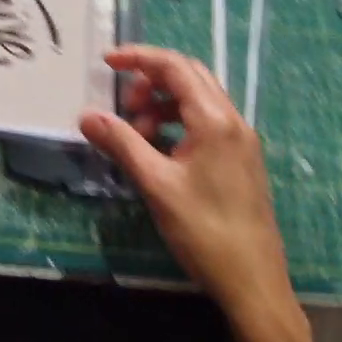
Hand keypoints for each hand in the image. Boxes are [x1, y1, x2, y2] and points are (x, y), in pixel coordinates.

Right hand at [81, 45, 295, 319]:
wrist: (254, 284)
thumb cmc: (204, 231)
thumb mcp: (156, 185)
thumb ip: (122, 144)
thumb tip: (87, 116)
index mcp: (215, 120)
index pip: (175, 67)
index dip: (139, 58)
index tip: (107, 63)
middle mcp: (233, 121)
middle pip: (190, 77)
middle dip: (151, 80)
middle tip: (123, 103)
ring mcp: (240, 141)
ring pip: (198, 101)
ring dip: (163, 104)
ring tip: (136, 132)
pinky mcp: (240, 161)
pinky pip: (205, 124)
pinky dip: (177, 124)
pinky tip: (157, 151)